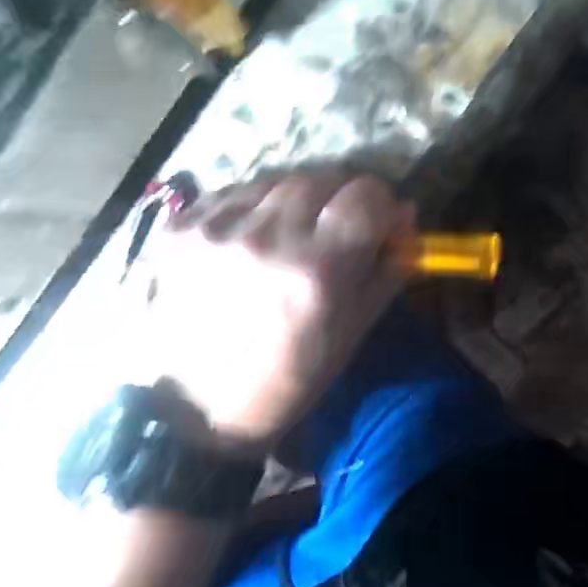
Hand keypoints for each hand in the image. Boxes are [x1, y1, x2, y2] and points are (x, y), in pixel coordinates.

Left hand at [127, 172, 413, 447]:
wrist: (191, 407)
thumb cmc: (286, 380)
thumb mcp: (352, 333)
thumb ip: (388, 269)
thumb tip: (407, 216)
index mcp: (318, 272)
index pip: (367, 195)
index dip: (381, 205)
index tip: (379, 223)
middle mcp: (268, 238)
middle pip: (323, 179)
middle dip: (340, 199)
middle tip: (335, 227)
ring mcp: (218, 229)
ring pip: (278, 180)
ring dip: (297, 200)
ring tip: (291, 233)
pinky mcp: (180, 227)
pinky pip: (234, 192)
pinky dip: (254, 206)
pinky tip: (252, 237)